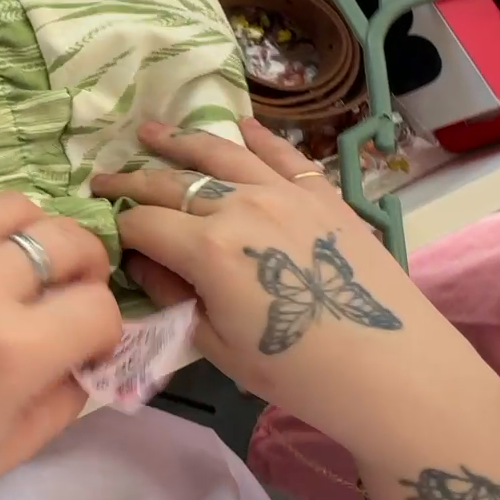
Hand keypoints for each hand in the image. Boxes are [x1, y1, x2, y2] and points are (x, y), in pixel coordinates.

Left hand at [0, 193, 122, 499]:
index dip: (105, 329)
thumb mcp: (10, 450)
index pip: (98, 306)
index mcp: (12, 350)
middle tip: (71, 294)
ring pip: (19, 206)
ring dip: (38, 235)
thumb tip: (92, 350)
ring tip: (25, 267)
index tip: (87, 345)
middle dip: (88, 268)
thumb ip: (68, 397)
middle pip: (70, 239)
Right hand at [90, 119, 427, 406]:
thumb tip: (141, 262)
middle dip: (128, 180)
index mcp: (208, 249)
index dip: (115, 227)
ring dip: (177, 141)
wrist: (399, 375)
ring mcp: (284, 193)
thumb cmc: (298, 374)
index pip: (141, 223)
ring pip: (218, 154)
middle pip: (169, 183)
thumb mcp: (217, 345)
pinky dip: (258, 136)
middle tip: (99, 177)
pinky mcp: (322, 195)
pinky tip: (239, 124)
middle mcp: (240, 206)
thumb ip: (171, 295)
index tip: (103, 233)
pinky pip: (282, 154)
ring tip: (148, 131)